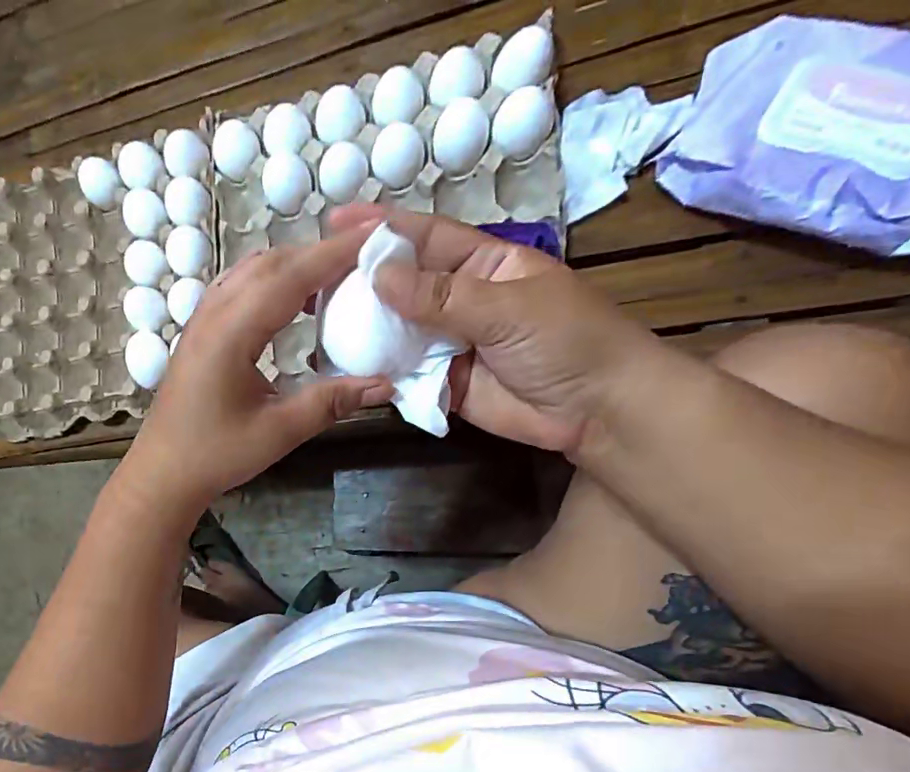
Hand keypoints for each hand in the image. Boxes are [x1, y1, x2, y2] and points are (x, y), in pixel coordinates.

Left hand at [117, 224, 393, 514]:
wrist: (163, 471)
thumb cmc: (215, 454)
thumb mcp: (278, 432)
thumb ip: (331, 402)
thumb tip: (386, 385)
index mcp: (231, 332)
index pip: (291, 276)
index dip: (335, 253)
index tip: (377, 237)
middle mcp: (214, 313)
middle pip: (272, 262)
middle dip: (321, 252)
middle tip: (367, 257)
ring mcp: (203, 318)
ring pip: (253, 270)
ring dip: (296, 264)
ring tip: (338, 276)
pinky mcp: (201, 329)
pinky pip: (241, 286)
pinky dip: (274, 281)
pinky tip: (297, 301)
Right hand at [327, 204, 677, 452]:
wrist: (597, 411)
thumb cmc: (567, 341)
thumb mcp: (507, 307)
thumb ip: (440, 295)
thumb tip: (377, 274)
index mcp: (485, 263)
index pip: (426, 238)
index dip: (382, 229)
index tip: (336, 221)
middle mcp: (462, 298)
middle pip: (404, 285)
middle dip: (362, 281)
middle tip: (312, 280)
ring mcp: (451, 342)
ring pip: (398, 330)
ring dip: (363, 328)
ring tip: (316, 322)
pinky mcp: (444, 383)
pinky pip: (404, 372)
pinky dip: (377, 370)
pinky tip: (343, 365)